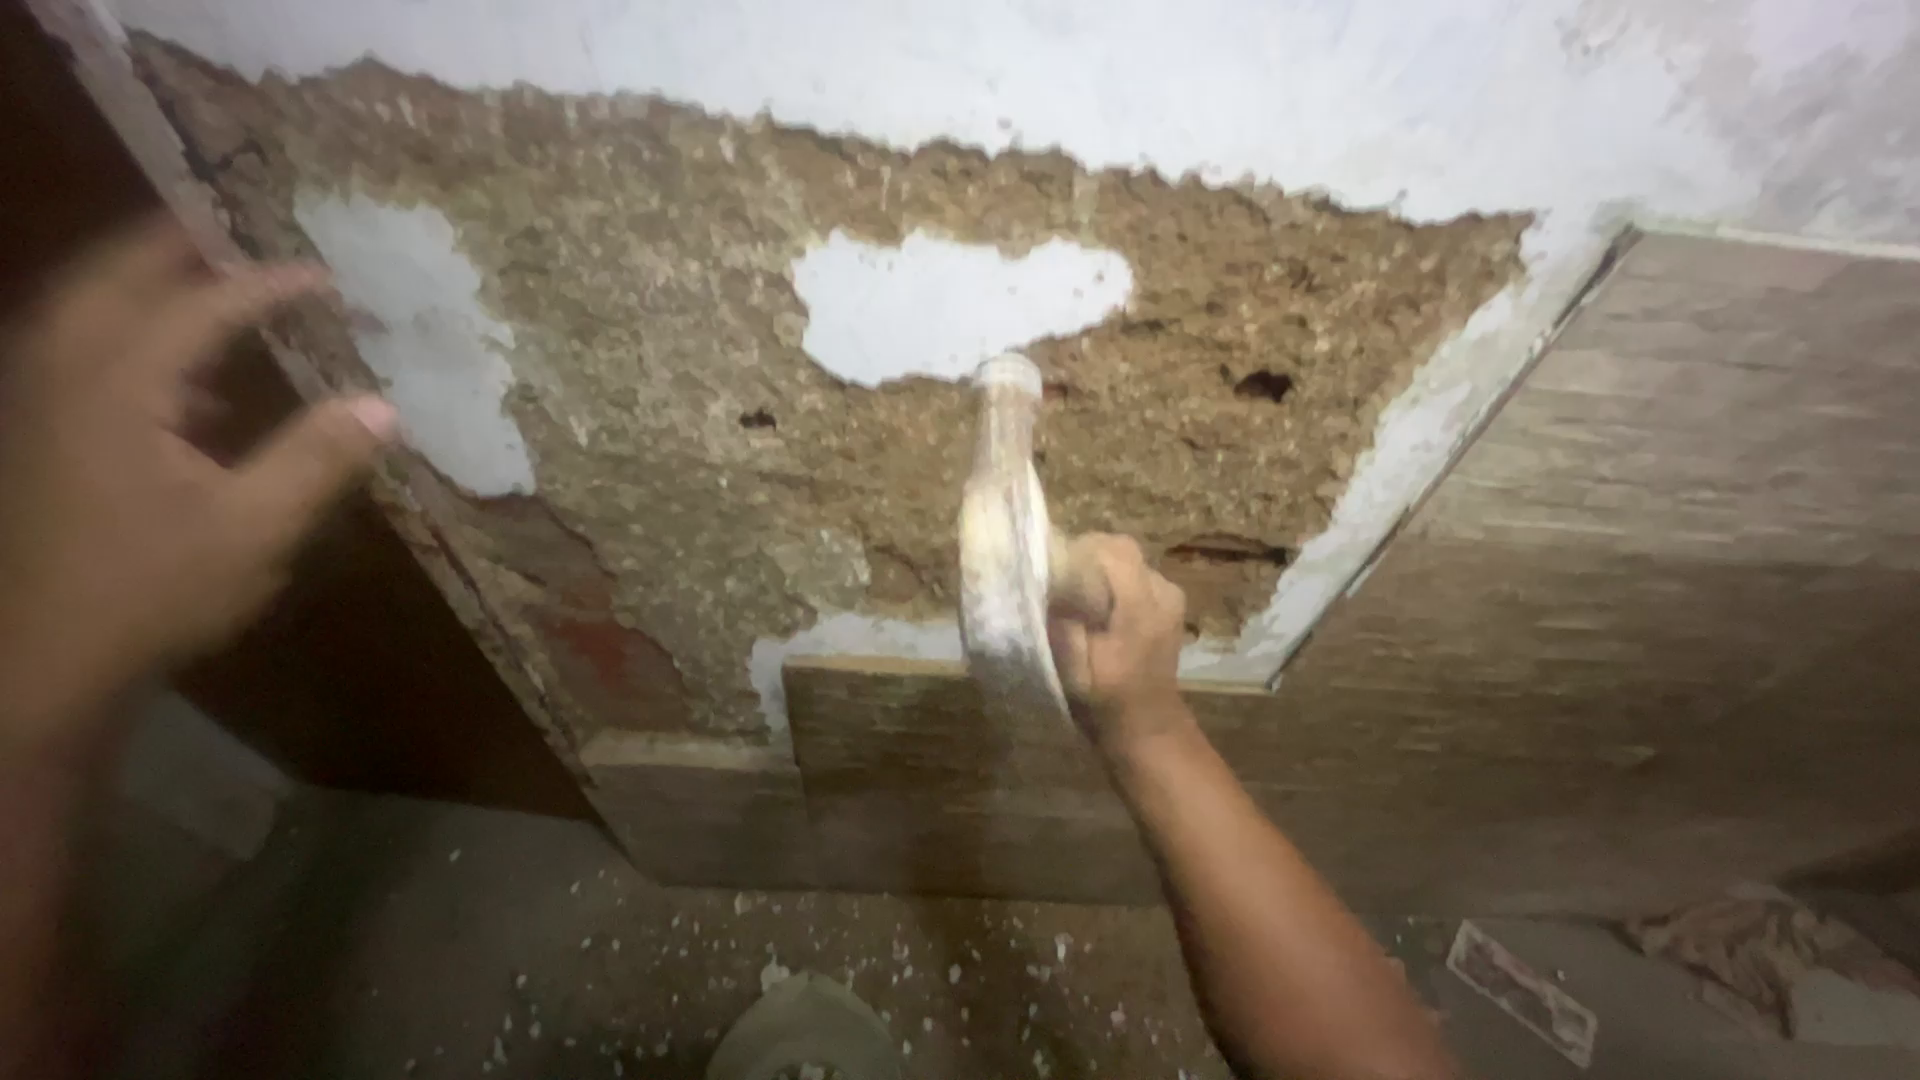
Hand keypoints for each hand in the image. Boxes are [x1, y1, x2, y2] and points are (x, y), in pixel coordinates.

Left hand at [0, 217, 395, 745]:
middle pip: (108, 282)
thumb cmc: (151, 590)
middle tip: (236, 222)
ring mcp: (39, 407)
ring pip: (85, 314)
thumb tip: (385, 406)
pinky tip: (190, 377)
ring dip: (147, 284)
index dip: (263, 284)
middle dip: (171, 244)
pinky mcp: (42, 439)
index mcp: (114, 391)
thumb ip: (317, 459)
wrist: (37, 660)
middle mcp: (61, 379)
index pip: (195, 308)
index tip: (325, 275)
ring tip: (211, 275)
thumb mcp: (255, 528)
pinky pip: (85, 357)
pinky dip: (136, 338)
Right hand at [1047, 534, 1191, 752]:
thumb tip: (1045, 582)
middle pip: (1118, 549)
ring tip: (1076, 597)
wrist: (1146, 727)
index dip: (1076, 552)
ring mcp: (1169, 594)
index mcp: (1142, 605)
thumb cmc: (1105, 701)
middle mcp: (1163, 590)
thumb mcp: (1073, 668)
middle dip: (1085, 557)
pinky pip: (1133, 573)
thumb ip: (1062, 622)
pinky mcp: (1167, 602)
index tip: (1052, 572)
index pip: (1109, 550)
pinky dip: (1111, 580)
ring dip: (1098, 569)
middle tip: (1059, 584)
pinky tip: (1096, 607)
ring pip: (1125, 558)